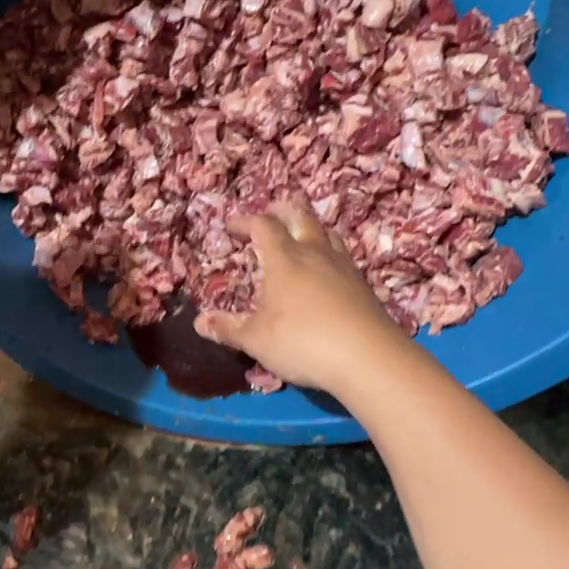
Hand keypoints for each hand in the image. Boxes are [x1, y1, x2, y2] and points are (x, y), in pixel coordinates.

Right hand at [194, 198, 406, 394]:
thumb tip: (199, 322)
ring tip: (301, 236)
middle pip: (301, 217)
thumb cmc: (303, 341)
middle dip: (283, 211)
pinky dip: (329, 253)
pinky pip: (343, 256)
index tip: (232, 226)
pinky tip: (327, 270)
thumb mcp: (256, 340)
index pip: (263, 226)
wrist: (369, 358)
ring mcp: (344, 267)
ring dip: (311, 229)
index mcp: (284, 259)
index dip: (246, 222)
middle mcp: (315, 253)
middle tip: (272, 212)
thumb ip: (228, 329)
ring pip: (327, 234)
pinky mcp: (363, 285)